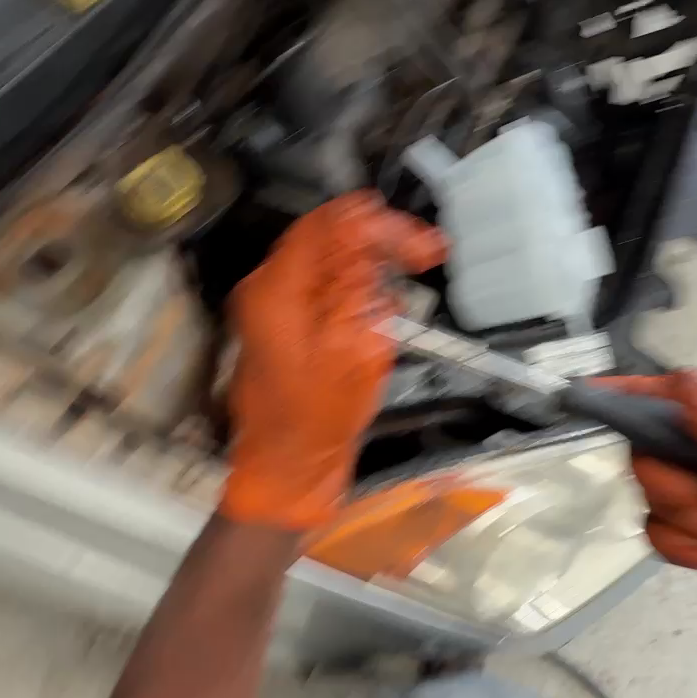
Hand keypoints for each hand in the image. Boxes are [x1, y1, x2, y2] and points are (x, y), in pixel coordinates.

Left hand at [221, 193, 444, 531]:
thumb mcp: (351, 349)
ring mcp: (274, 308)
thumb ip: (357, 285)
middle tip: (428, 254)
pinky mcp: (286, 326)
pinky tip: (384, 307)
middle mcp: (268, 289)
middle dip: (380, 239)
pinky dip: (358, 290)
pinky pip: (324, 288)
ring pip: (328, 260)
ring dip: (373, 263)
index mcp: (277, 290)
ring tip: (414, 272)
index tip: (422, 244)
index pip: (327, 225)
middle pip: (326, 236)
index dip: (379, 223)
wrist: (285, 473)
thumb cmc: (316, 422)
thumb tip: (368, 230)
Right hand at [603, 372, 696, 681]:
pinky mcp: (680, 532)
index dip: (628, 392)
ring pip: (651, 500)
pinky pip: (656, 535)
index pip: (668, 397)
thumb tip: (685, 387)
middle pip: (646, 455)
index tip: (591, 392)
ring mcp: (686, 495)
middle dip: (684, 489)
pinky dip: (693, 550)